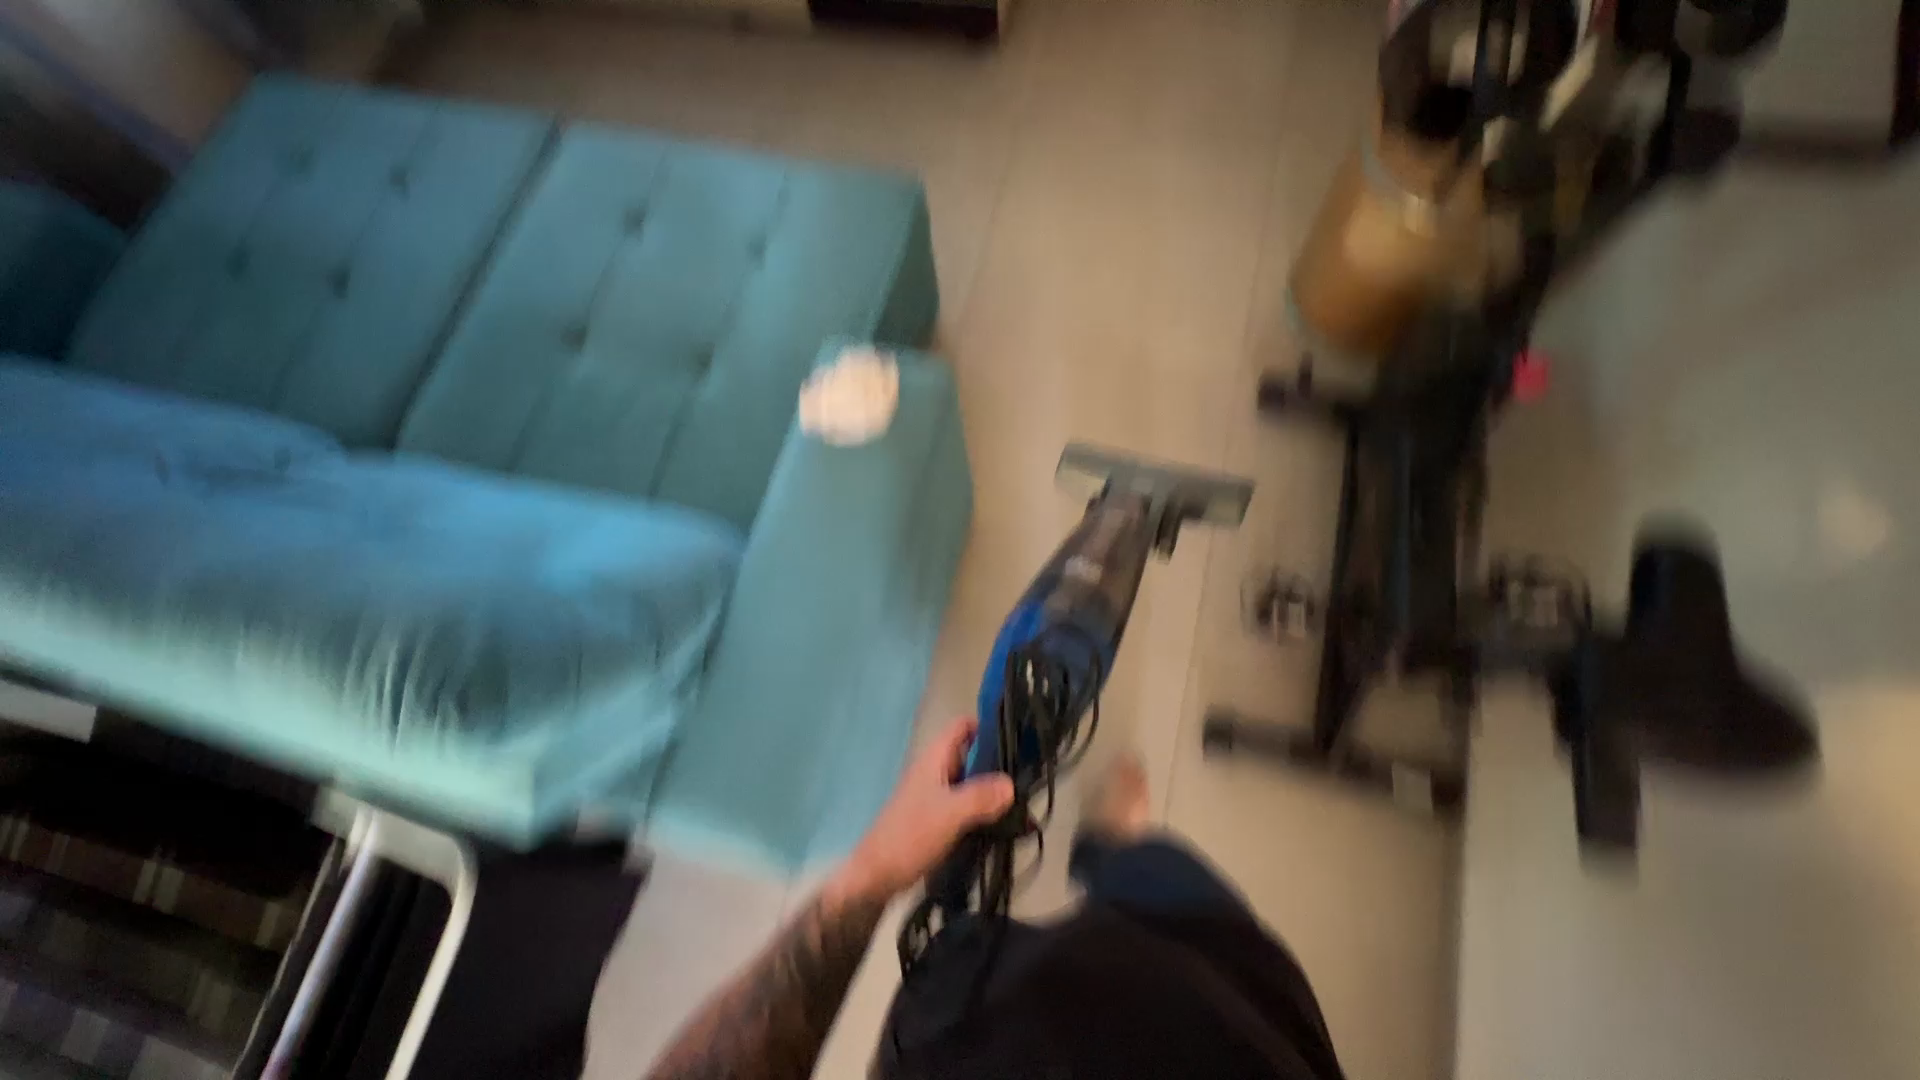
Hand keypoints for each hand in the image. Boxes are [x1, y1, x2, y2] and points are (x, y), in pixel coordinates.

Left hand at [831, 716, 1015, 904]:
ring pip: (973, 783)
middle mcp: (937, 771)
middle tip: (1031, 778)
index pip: (963, 726)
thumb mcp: (949, 813)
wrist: (877, 876)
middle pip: (973, 755)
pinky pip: (970, 808)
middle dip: (999, 764)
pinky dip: (988, 814)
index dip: (988, 726)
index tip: (1017, 740)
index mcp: (934, 759)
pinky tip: (1011, 829)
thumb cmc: (909, 835)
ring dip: (996, 793)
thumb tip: (1011, 785)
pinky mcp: (940, 820)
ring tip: (1027, 807)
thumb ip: (980, 796)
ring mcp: (938, 796)